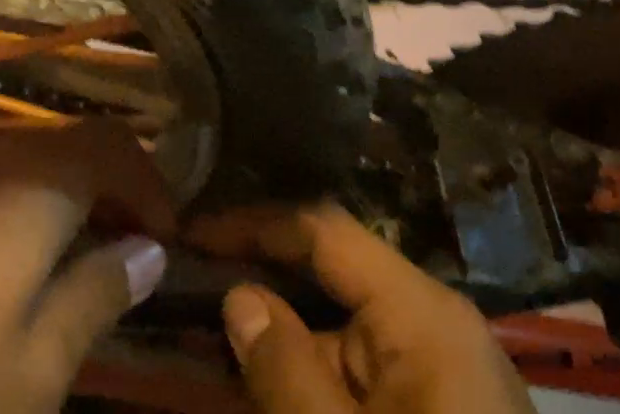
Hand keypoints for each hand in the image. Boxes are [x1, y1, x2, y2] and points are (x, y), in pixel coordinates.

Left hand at [0, 121, 175, 413]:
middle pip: (53, 146)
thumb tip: (146, 252)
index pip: (111, 144)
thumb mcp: (35, 367)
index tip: (161, 236)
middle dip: (91, 191)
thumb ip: (97, 295)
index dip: (149, 182)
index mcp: (29, 183)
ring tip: (32, 262)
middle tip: (105, 253)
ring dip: (30, 196)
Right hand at [189, 203, 536, 413]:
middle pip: (329, 276)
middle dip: (258, 284)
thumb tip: (239, 297)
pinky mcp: (434, 405)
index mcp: (421, 313)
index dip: (253, 225)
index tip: (189, 233)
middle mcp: (431, 322)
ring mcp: (436, 367)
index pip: (323, 232)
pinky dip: (309, 376)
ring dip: (278, 340)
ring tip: (205, 348)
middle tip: (184, 295)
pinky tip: (263, 392)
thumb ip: (286, 371)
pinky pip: (359, 373)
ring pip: (338, 329)